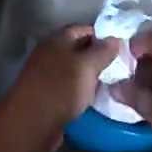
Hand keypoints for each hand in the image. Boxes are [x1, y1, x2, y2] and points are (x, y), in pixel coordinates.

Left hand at [0, 25, 118, 139]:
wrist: (31, 122)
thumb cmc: (60, 88)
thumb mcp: (86, 67)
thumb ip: (101, 52)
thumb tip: (114, 38)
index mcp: (56, 40)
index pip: (81, 29)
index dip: (101, 34)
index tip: (120, 45)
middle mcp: (49, 53)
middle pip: (77, 48)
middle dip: (97, 54)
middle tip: (120, 64)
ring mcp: (46, 73)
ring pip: (73, 67)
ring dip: (90, 73)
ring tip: (112, 80)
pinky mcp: (47, 93)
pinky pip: (69, 84)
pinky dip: (82, 88)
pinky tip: (94, 96)